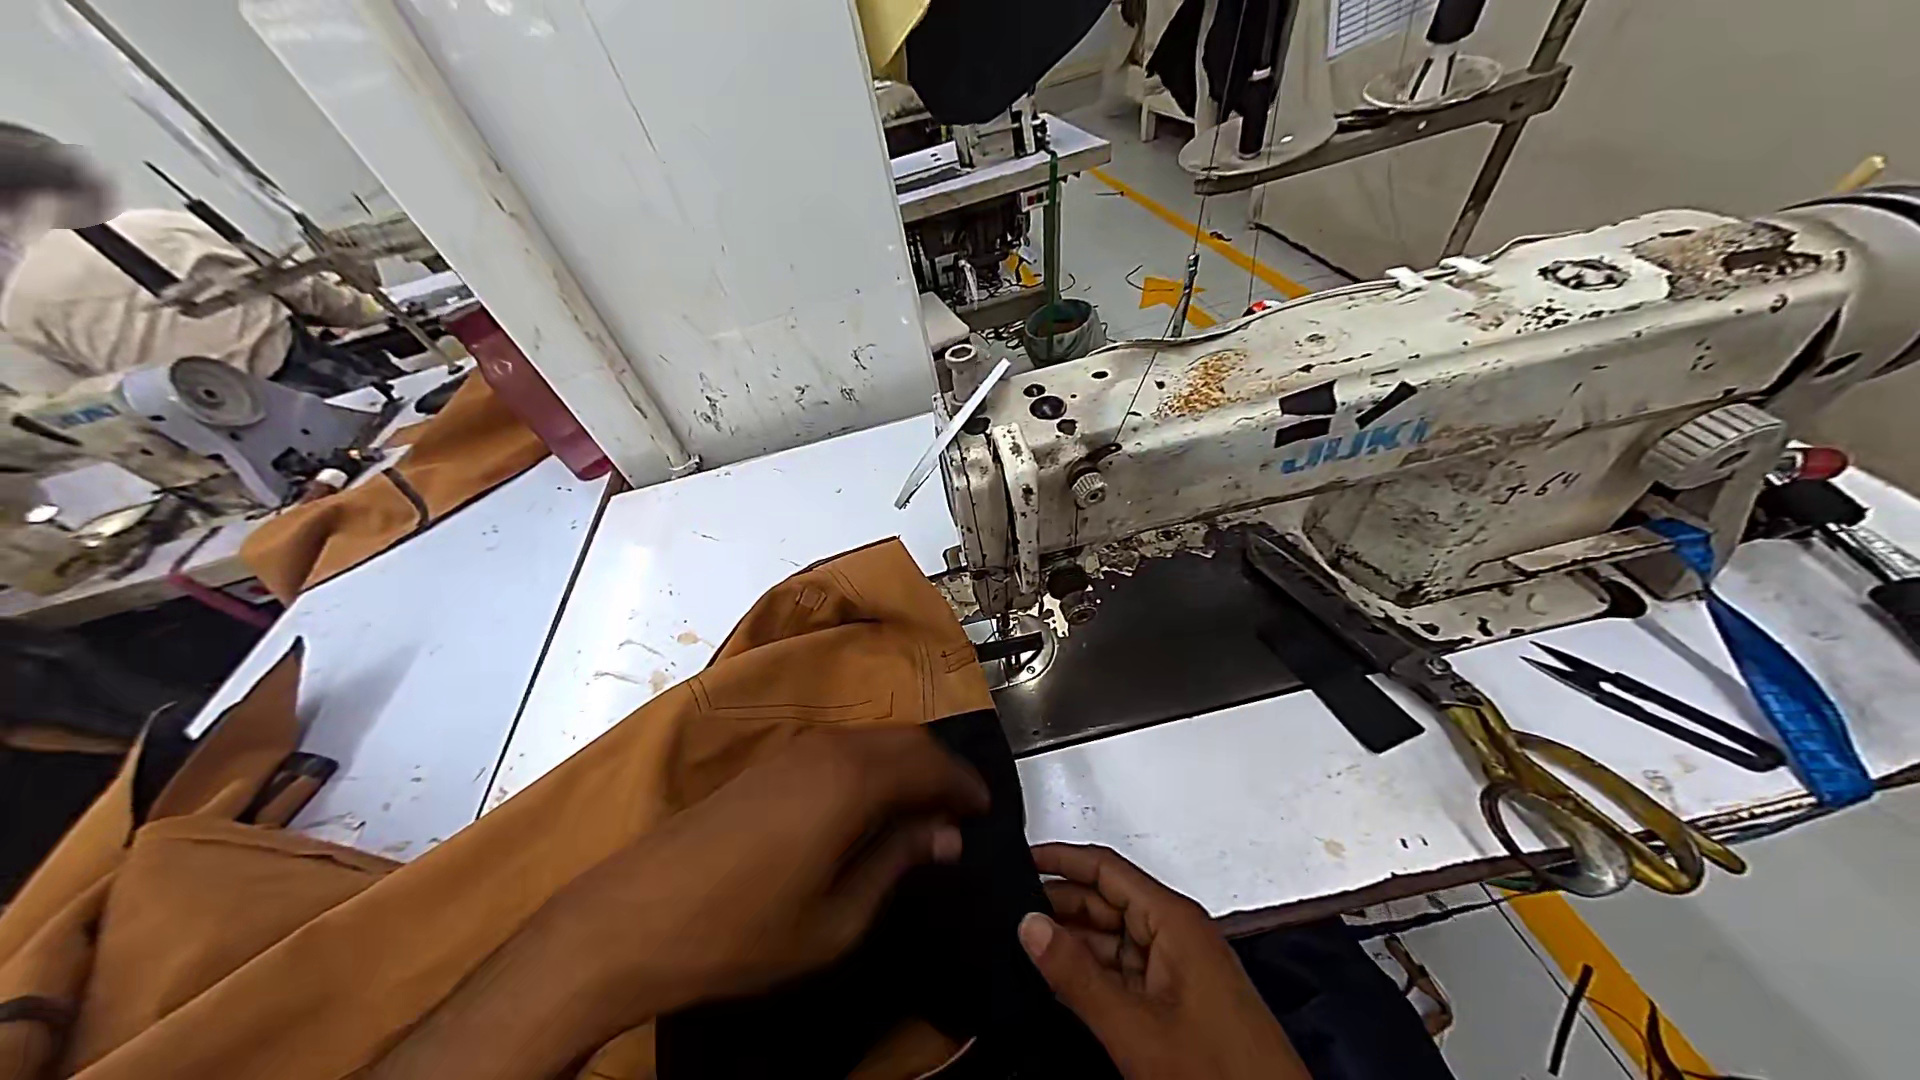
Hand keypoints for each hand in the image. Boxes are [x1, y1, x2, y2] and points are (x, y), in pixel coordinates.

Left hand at [370, 729, 986, 1079]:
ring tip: (920, 812)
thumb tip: (947, 834)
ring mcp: (794, 750)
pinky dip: (872, 767)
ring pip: (873, 741)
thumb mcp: (838, 916)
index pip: (931, 763)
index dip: (964, 785)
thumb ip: (898, 861)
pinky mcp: (769, 763)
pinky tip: (869, 805)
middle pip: (904, 741)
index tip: (984, 810)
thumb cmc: (745, 929)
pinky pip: (842, 749)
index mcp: (854, 778)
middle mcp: (830, 747)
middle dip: (938, 771)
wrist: (633, 917)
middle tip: (958, 813)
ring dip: (904, 767)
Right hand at [1019, 844, 1309, 1079]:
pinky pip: (1124, 967)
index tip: (1024, 859)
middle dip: (1061, 904)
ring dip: (1074, 941)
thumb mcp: (1134, 1025)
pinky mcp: (1175, 996)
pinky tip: (1064, 980)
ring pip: (1112, 936)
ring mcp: (1176, 964)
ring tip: (1030, 946)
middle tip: (1015, 913)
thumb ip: (1076, 974)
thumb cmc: (1220, 1073)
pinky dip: (1093, 971)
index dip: (1062, 859)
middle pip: (1107, 900)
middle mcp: (1175, 931)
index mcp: (1172, 918)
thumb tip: (1030, 926)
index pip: (1105, 868)